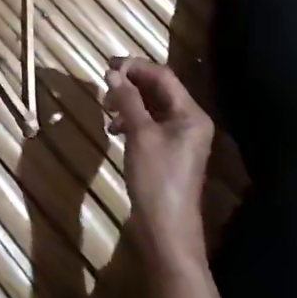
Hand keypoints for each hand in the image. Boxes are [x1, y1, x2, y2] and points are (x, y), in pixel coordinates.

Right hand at [103, 58, 213, 267]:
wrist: (167, 231)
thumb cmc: (156, 179)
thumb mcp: (140, 136)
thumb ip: (128, 101)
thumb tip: (113, 73)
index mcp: (191, 113)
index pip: (164, 77)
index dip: (137, 68)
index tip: (109, 65)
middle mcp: (191, 121)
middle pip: (160, 91)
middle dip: (132, 85)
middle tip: (105, 84)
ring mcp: (182, 139)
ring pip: (154, 109)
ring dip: (130, 104)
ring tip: (107, 108)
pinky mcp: (171, 154)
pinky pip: (152, 127)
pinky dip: (134, 123)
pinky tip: (115, 130)